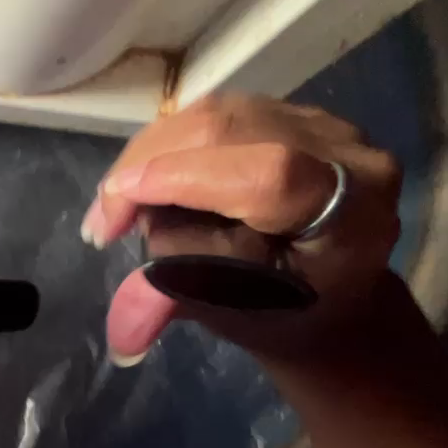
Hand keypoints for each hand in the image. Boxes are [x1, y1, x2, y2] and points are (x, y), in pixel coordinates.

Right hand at [81, 92, 409, 367]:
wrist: (328, 292)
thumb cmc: (280, 311)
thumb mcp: (228, 312)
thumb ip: (178, 300)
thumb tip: (121, 335)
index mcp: (347, 212)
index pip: (266, 175)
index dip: (181, 181)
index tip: (114, 216)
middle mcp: (343, 151)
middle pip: (228, 129)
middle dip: (144, 170)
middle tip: (100, 227)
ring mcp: (318, 123)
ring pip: (212, 113)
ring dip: (143, 157)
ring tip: (114, 206)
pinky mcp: (288, 114)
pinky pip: (213, 113)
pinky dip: (160, 147)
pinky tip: (140, 183)